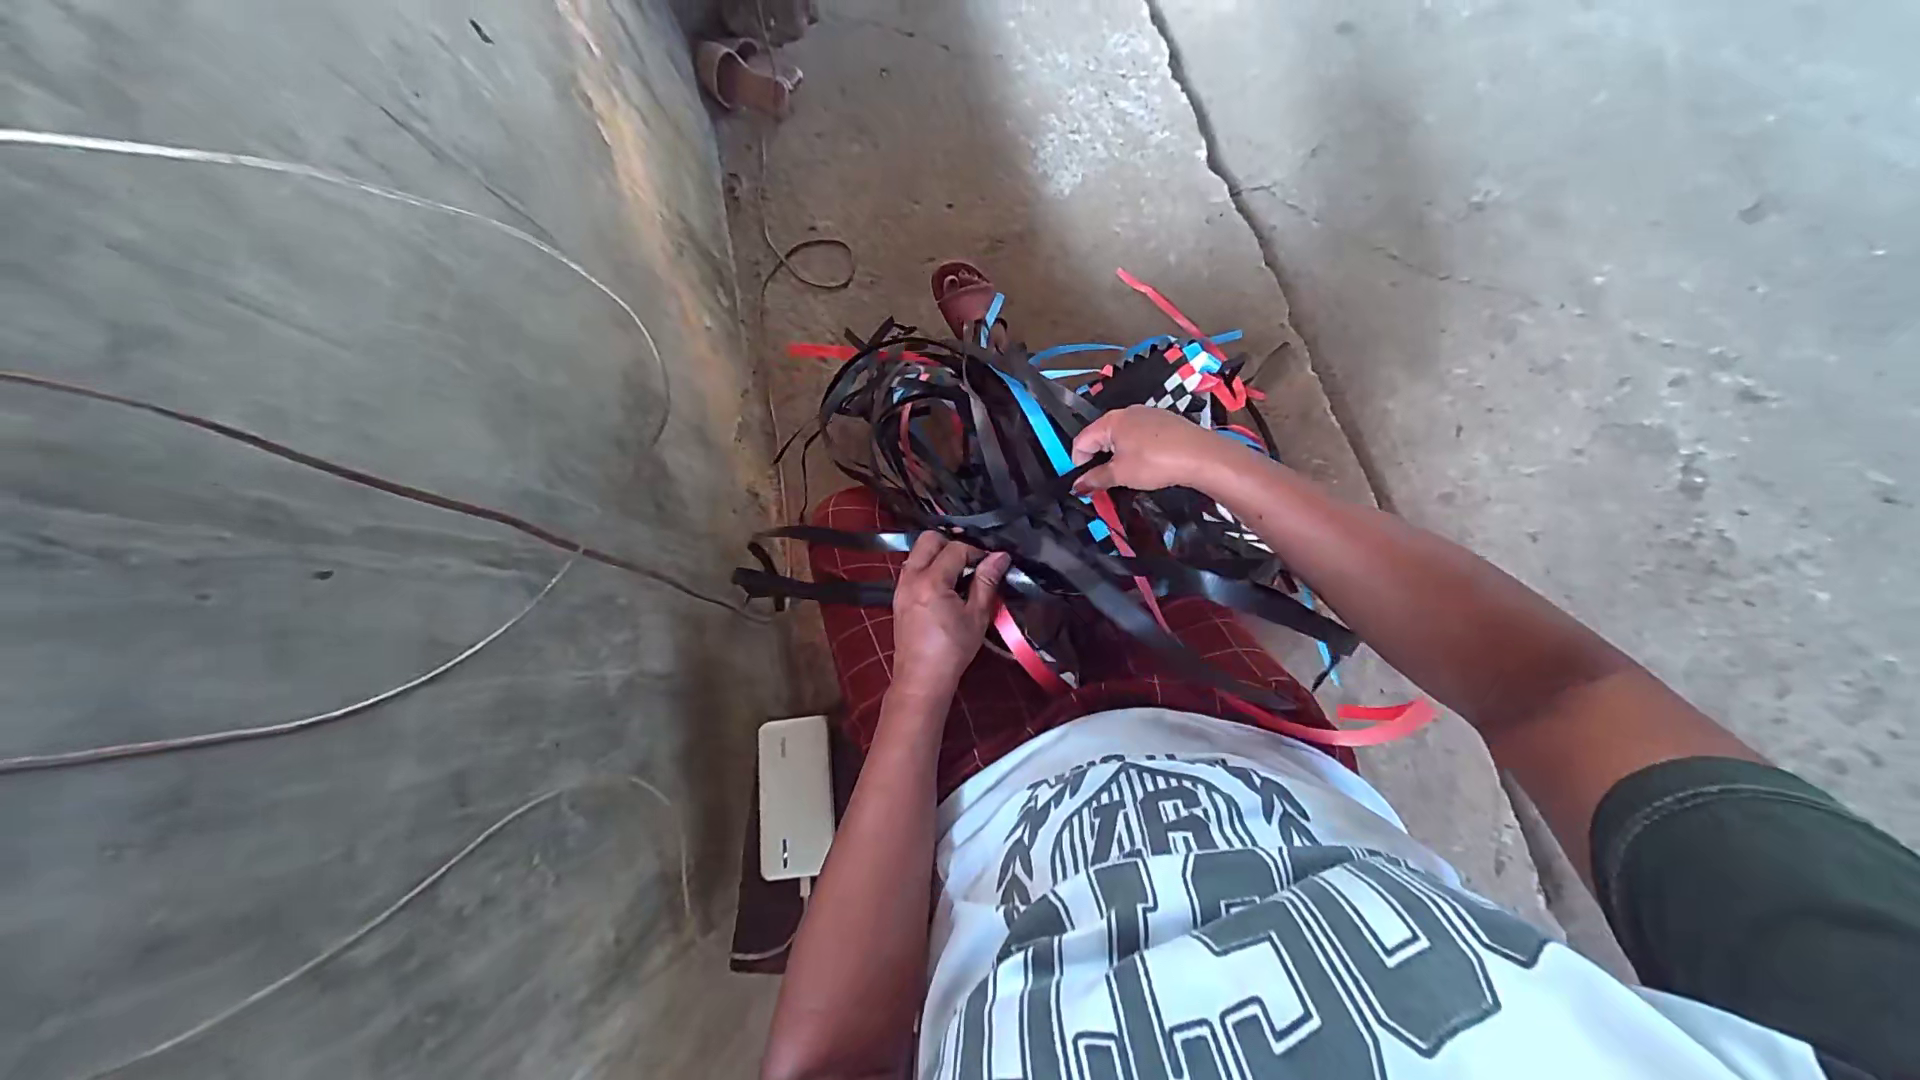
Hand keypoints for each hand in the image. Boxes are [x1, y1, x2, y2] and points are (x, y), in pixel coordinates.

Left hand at [889, 532, 1010, 705]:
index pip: (956, 548)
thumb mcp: (977, 616)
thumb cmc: (951, 651)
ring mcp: (901, 587)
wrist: (922, 678)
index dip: (976, 552)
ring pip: (917, 552)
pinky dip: (927, 568)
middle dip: (951, 543)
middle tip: (970, 561)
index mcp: (931, 581)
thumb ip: (986, 582)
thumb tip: (999, 557)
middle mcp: (911, 578)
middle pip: (929, 539)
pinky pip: (911, 569)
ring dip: (937, 555)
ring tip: (958, 574)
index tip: (989, 564)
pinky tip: (944, 586)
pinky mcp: (898, 597)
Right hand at [1070, 405, 1246, 493]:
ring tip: (1127, 474)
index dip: (1078, 464)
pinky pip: (1139, 435)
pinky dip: (1135, 450)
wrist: (1200, 455)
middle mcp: (1126, 412)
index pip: (1081, 441)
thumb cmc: (1157, 461)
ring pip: (1120, 436)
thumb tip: (1078, 485)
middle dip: (1098, 459)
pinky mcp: (1163, 421)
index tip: (1085, 482)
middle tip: (1105, 481)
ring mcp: (1146, 414)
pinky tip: (1147, 464)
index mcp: (1110, 421)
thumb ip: (1095, 479)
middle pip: (1100, 437)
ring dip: (1117, 455)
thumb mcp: (1120, 474)